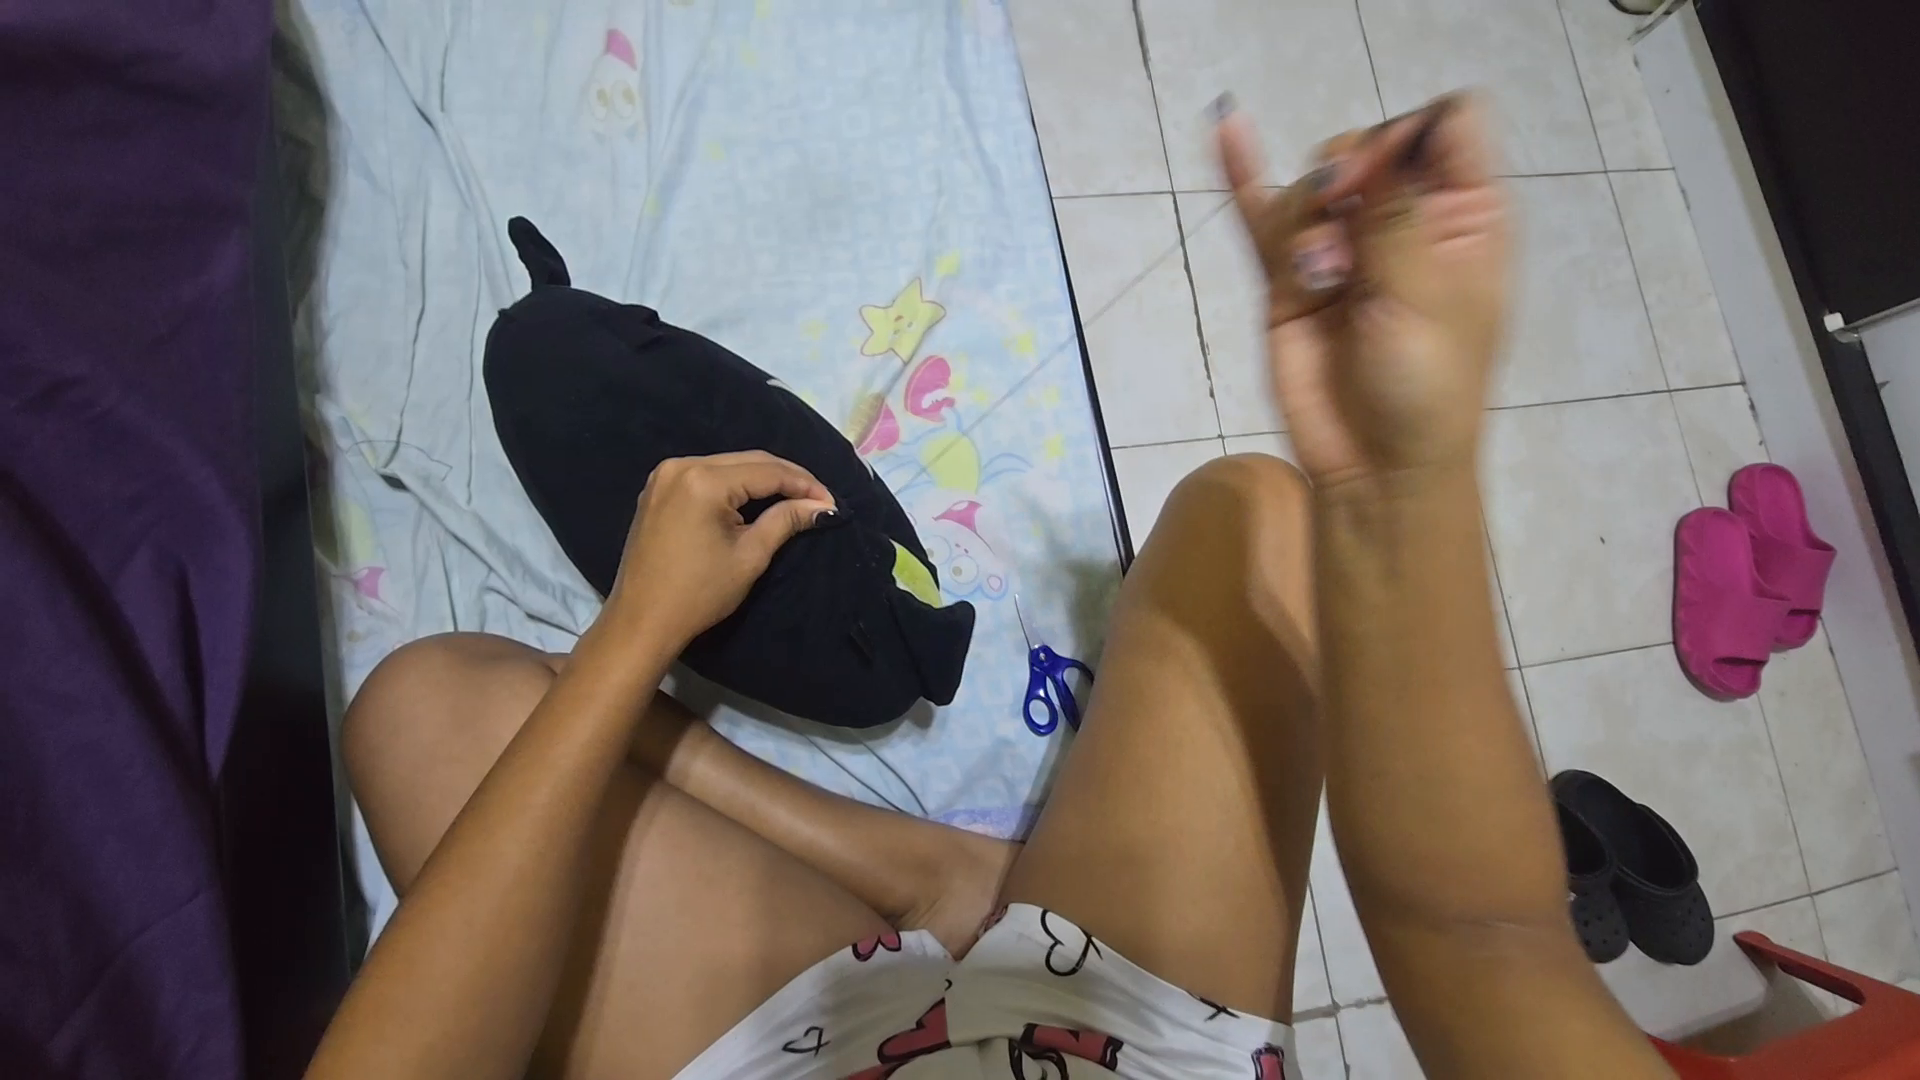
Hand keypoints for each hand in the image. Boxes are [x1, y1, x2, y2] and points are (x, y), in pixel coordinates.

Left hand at [602, 451, 836, 648]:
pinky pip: (707, 474)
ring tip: (794, 499)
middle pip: (748, 461)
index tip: (831, 502)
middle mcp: (681, 466)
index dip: (804, 484)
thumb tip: (822, 506)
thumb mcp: (750, 556)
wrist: (641, 620)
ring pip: (729, 465)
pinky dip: (735, 484)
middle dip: (787, 478)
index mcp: (703, 481)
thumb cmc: (699, 593)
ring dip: (763, 479)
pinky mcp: (658, 489)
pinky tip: (757, 500)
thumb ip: (786, 521)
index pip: (767, 472)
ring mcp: (664, 475)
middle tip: (818, 500)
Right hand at [1216, 93, 1510, 494]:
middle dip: (1349, 179)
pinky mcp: (1288, 283)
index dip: (1408, 137)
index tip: (1382, 180)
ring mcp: (1340, 252)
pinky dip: (1243, 178)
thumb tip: (1372, 148)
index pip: (1444, 126)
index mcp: (1462, 216)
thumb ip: (1396, 220)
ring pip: (1311, 191)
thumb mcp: (1427, 298)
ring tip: (1320, 278)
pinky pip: (1263, 224)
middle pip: (1366, 150)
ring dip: (1308, 223)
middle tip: (1344, 239)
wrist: (1372, 462)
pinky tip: (1226, 127)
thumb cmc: (1425, 387)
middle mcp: (1401, 223)